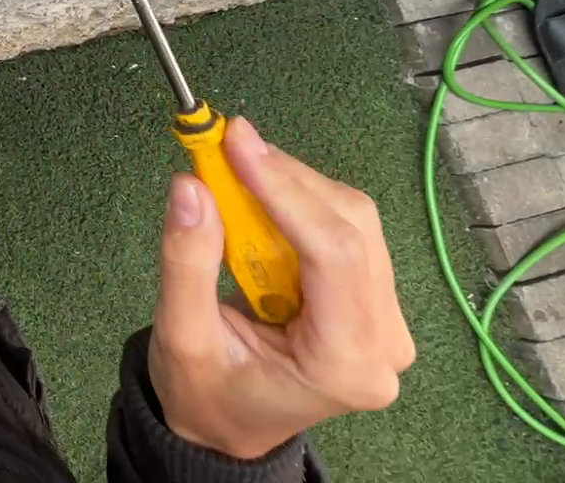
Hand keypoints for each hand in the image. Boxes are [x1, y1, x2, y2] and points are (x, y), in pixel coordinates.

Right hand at [149, 117, 414, 459]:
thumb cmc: (203, 390)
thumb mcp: (181, 334)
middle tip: (220, 143)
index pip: (336, 254)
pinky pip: (339, 226)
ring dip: (287, 181)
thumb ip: (186, 261)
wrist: (225, 423)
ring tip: (228, 166)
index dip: (286, 189)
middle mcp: (383, 341)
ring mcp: (381, 319)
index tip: (234, 140)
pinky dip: (291, 196)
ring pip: (350, 218)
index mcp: (345, 363)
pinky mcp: (365, 298)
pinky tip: (252, 190)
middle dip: (284, 176)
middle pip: (351, 227)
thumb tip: (189, 184)